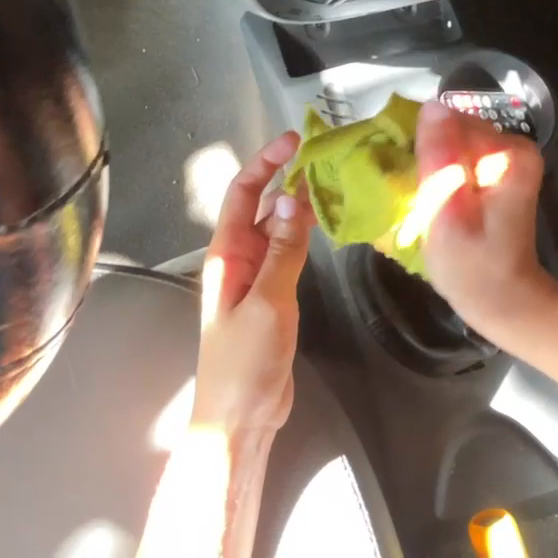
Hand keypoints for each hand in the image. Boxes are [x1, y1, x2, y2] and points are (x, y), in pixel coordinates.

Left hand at [193, 131, 309, 436]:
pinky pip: (287, 251)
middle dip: (285, 177)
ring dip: (298, 204)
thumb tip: (292, 197)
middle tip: (322, 156)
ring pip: (277, 227)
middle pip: (260, 205)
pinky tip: (325, 224)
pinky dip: (305, 232)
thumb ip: (283, 250)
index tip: (293, 141)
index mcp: (226, 253)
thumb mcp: (268, 302)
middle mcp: (238, 257)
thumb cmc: (245, 361)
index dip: (265, 163)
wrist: (240, 417)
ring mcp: (255, 275)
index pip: (242, 193)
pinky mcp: (272, 294)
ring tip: (330, 181)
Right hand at [416, 100, 557, 335]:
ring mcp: (507, 158)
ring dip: (431, 165)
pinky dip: (441, 173)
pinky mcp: (497, 171)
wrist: (506, 303)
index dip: (421, 147)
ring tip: (424, 200)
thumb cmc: (473, 267)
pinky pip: (458, 156)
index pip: (448, 122)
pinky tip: (435, 200)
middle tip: (417, 196)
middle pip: (452, 128)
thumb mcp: (447, 212)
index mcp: (507, 151)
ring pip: (452, 142)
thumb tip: (431, 105)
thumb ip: (440, 156)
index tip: (410, 181)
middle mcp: (513, 146)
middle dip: (427, 154)